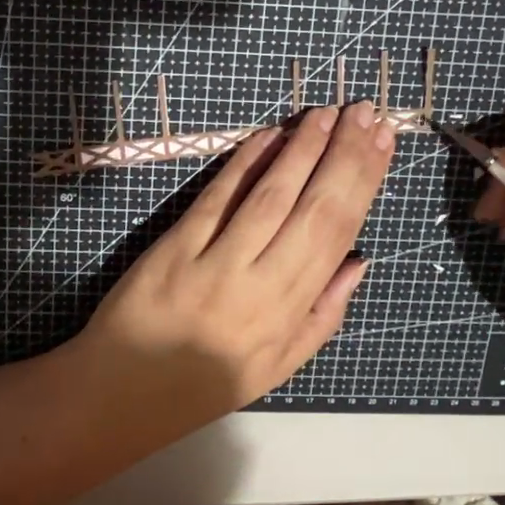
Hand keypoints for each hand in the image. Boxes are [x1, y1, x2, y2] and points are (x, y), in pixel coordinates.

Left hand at [70, 101, 395, 433]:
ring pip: (270, 196)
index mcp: (289, 314)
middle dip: (343, 155)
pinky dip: (244, 163)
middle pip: (311, 207)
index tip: (382, 143)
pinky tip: (269, 136)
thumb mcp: (277, 367)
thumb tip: (360, 259)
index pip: (337, 234)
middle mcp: (259, 285)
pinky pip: (217, 197)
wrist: (122, 392)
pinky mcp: (174, 246)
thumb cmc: (205, 383)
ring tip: (326, 113)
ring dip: (301, 149)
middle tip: (364, 112)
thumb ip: (322, 315)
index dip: (364, 183)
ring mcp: (213, 262)